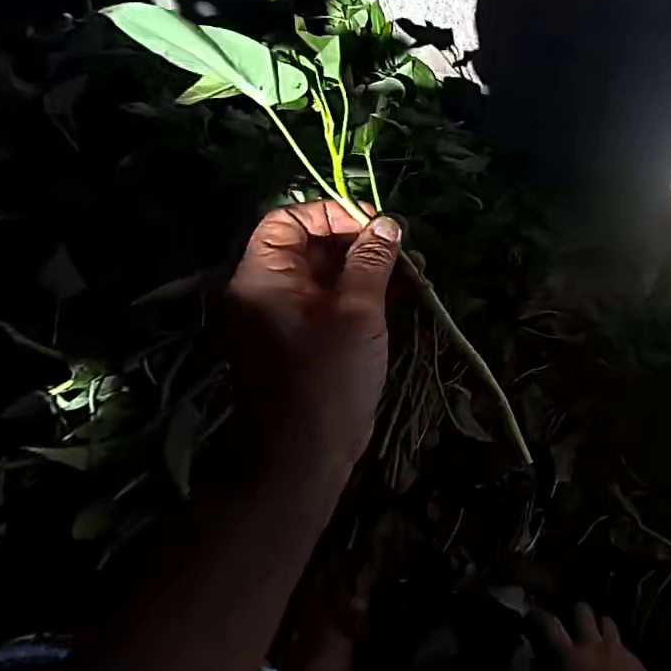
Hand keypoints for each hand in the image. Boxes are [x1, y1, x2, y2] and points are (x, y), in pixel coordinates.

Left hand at [222, 201, 401, 466]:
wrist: (304, 457)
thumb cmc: (326, 376)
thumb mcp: (356, 310)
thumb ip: (371, 260)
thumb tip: (388, 223)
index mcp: (262, 277)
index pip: (288, 220)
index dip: (331, 213)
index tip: (376, 222)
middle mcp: (265, 290)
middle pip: (308, 245)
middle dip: (357, 240)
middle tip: (400, 245)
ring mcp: (283, 316)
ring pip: (324, 272)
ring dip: (365, 266)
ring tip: (409, 268)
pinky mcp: (303, 337)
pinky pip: (329, 299)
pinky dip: (361, 290)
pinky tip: (399, 291)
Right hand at [519, 604, 656, 670]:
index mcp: (577, 659)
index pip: (553, 631)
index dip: (541, 619)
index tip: (534, 614)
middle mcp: (598, 647)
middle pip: (584, 616)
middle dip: (576, 614)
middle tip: (572, 616)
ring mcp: (621, 652)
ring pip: (608, 625)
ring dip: (599, 627)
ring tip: (595, 634)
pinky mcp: (638, 662)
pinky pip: (624, 645)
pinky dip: (615, 647)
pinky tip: (614, 658)